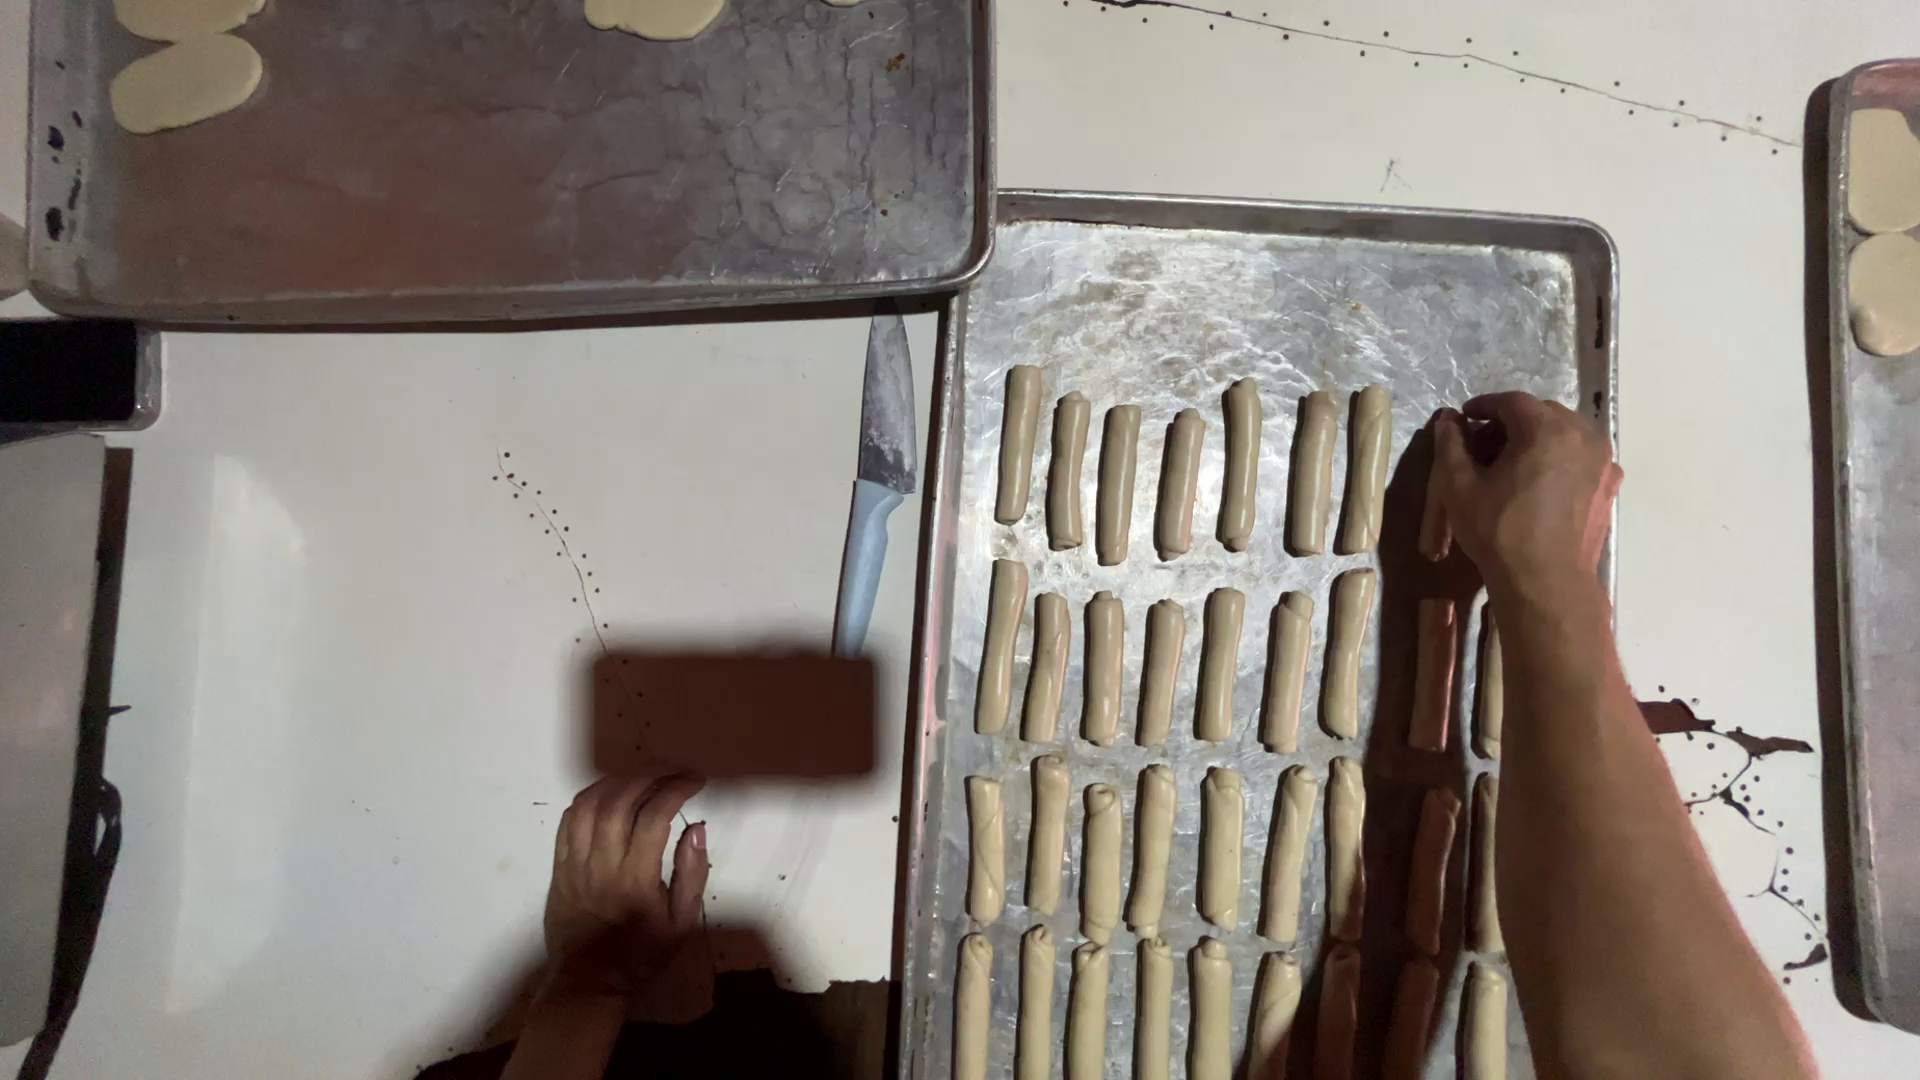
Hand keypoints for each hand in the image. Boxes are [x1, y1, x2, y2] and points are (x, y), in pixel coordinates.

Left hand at [541, 773, 708, 998]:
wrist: (587, 984)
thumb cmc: (642, 953)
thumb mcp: (682, 921)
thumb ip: (693, 873)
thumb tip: (697, 827)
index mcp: (635, 879)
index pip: (654, 817)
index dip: (677, 789)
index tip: (696, 782)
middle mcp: (602, 866)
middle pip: (620, 802)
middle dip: (651, 776)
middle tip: (674, 772)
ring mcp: (575, 866)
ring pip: (590, 805)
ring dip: (620, 782)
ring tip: (643, 777)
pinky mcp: (558, 869)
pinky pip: (568, 822)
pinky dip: (590, 798)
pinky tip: (611, 793)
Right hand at [1431, 391, 1620, 604]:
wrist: (1544, 578)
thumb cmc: (1496, 529)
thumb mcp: (1458, 486)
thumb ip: (1452, 446)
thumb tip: (1448, 420)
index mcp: (1546, 431)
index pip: (1513, 401)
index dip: (1484, 406)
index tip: (1464, 419)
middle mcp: (1583, 437)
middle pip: (1543, 412)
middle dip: (1510, 421)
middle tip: (1481, 444)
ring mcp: (1602, 461)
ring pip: (1566, 432)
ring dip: (1535, 436)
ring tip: (1509, 463)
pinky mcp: (1608, 484)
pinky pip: (1580, 456)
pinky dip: (1556, 456)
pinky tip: (1535, 481)